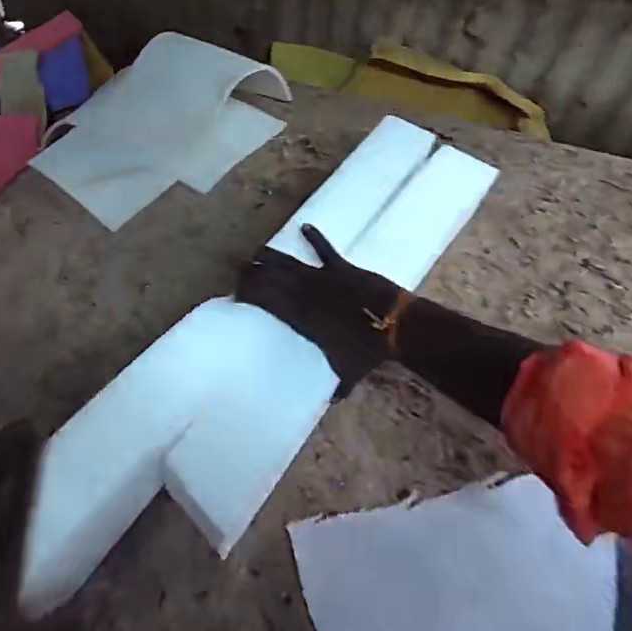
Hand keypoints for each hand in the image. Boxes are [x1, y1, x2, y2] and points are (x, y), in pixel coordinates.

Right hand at [236, 225, 410, 398]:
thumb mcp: (347, 370)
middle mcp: (303, 291)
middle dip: (249, 272)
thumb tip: (332, 404)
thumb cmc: (366, 350)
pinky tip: (305, 226)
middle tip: (236, 270)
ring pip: (288, 260)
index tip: (235, 294)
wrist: (396, 325)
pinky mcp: (341, 267)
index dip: (246, 293)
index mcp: (298, 314)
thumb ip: (337, 384)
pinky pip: (324, 249)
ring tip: (255, 251)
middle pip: (268, 276)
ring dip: (270, 255)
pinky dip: (314, 237)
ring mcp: (321, 276)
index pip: (263, 298)